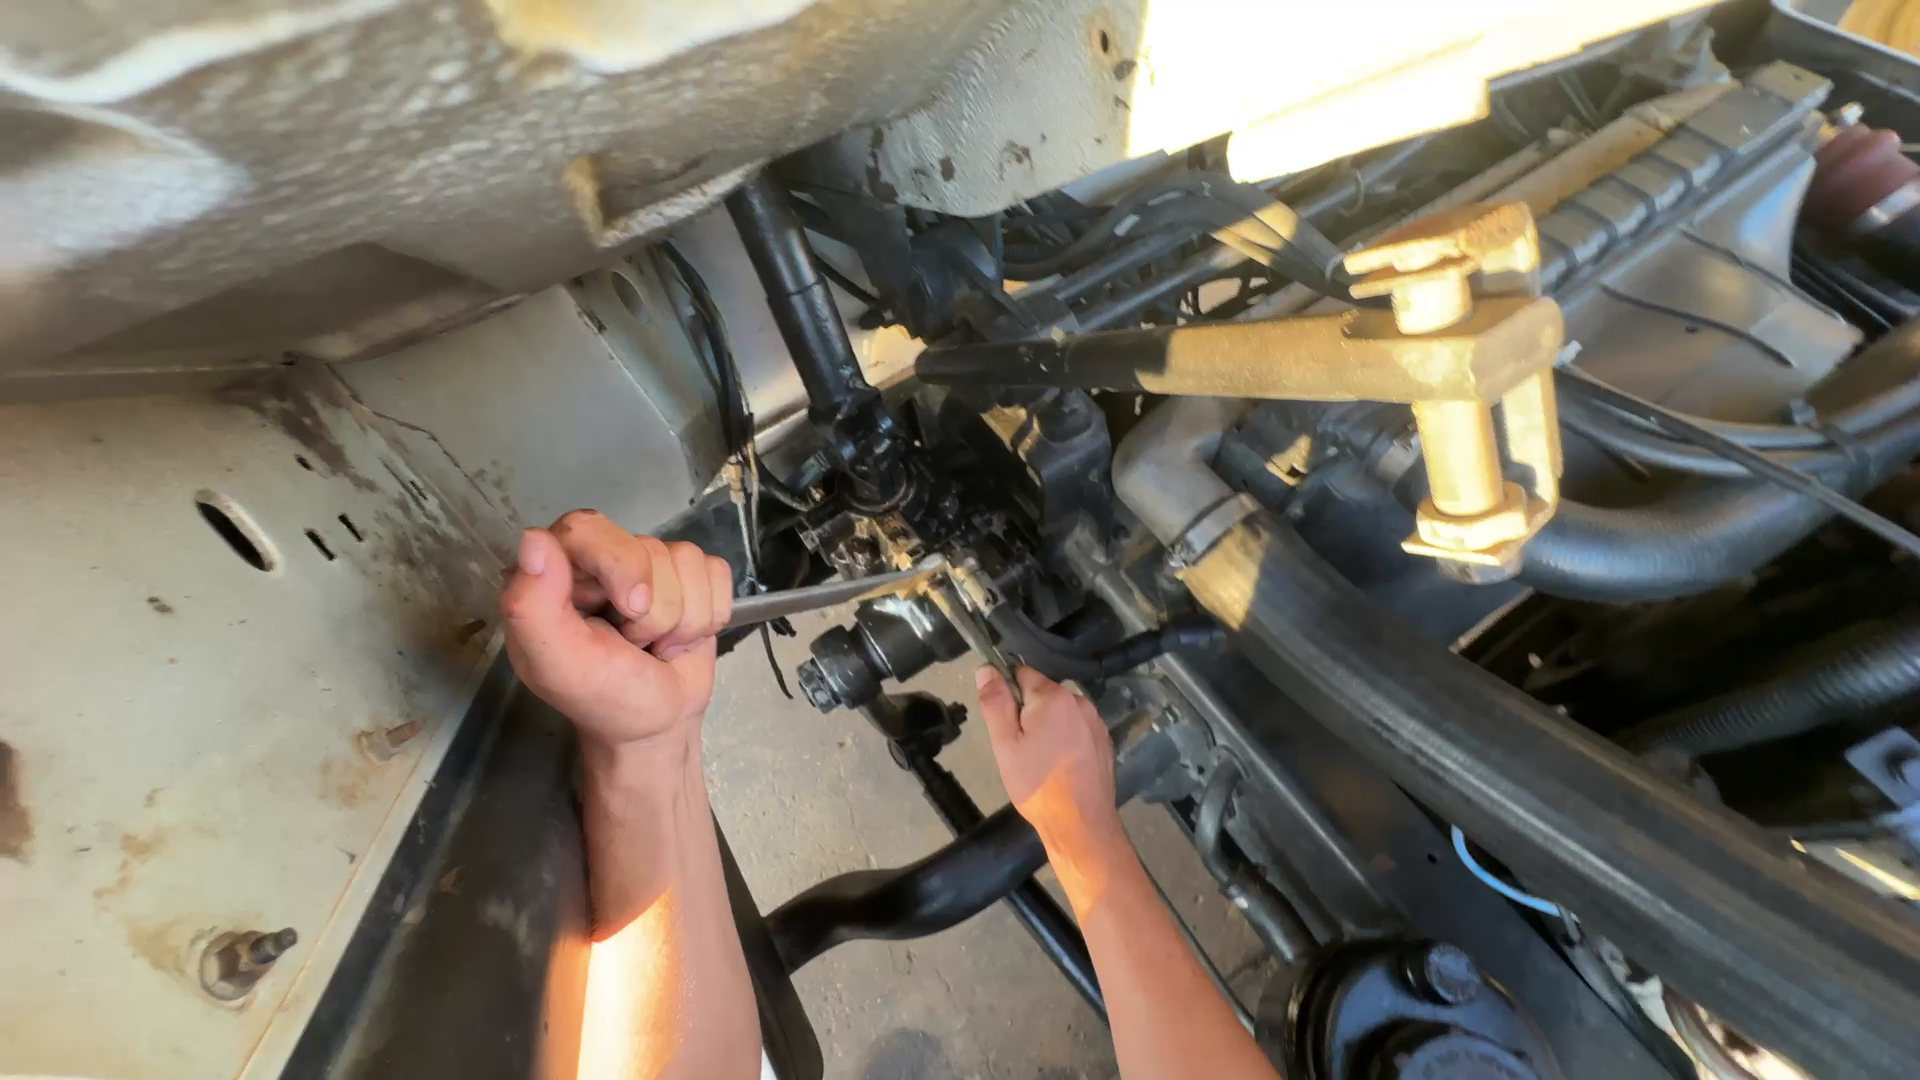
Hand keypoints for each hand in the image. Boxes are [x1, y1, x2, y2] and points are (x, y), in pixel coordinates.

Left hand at [500, 510, 733, 752]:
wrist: (659, 724)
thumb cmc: (605, 701)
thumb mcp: (557, 667)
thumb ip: (531, 607)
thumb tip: (534, 538)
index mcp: (556, 573)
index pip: (588, 528)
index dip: (621, 564)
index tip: (632, 610)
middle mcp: (603, 560)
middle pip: (650, 547)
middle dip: (657, 609)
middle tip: (637, 643)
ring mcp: (654, 566)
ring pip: (689, 560)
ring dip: (684, 620)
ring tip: (659, 645)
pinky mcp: (695, 577)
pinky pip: (717, 572)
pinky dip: (710, 614)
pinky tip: (684, 636)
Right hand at [975, 666, 1119, 852]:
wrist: (1081, 824)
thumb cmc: (1037, 784)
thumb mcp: (1005, 744)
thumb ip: (995, 702)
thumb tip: (986, 668)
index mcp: (1054, 696)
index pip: (1022, 674)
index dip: (1008, 695)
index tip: (1006, 725)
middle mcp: (1079, 701)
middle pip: (1043, 693)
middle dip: (1029, 712)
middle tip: (1021, 749)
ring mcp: (1096, 721)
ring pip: (1061, 712)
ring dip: (1049, 725)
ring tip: (1041, 760)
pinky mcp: (1105, 741)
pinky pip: (1077, 728)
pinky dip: (1066, 738)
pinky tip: (1061, 766)